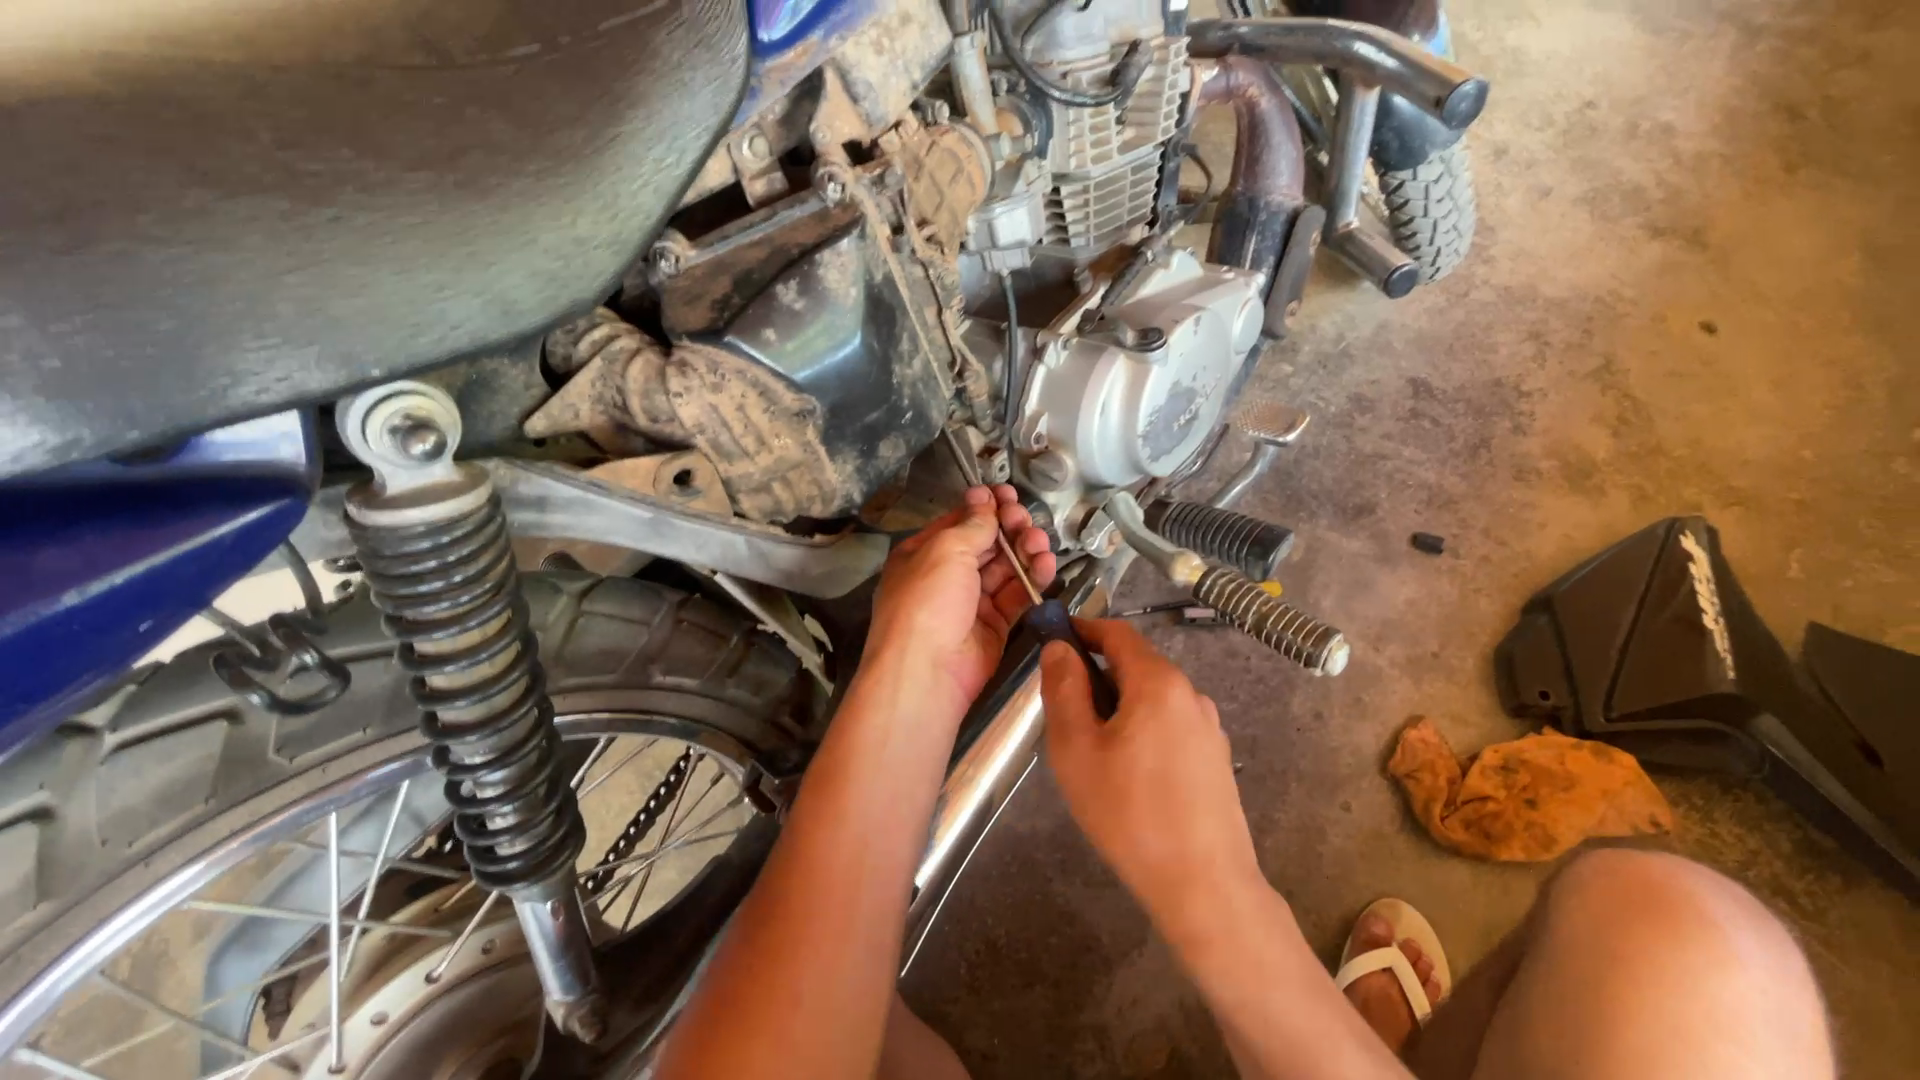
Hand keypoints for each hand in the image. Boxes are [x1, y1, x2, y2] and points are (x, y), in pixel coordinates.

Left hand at [865, 485, 1056, 715]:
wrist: (926, 671)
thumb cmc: (926, 601)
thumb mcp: (945, 551)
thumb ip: (973, 525)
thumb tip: (984, 499)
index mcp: (923, 553)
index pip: (958, 522)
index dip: (983, 507)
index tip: (1006, 494)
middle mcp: (946, 575)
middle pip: (985, 543)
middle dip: (1007, 527)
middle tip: (1023, 518)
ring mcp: (971, 601)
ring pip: (1005, 568)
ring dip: (1024, 551)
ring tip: (1039, 541)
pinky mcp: (995, 625)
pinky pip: (1016, 595)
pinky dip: (1032, 579)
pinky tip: (1045, 564)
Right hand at [1041, 620, 1264, 930]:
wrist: (1203, 884)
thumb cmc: (1129, 812)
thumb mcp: (1076, 749)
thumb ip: (1064, 690)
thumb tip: (1059, 649)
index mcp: (1158, 682)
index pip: (1117, 633)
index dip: (1083, 630)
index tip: (1054, 639)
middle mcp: (1191, 695)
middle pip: (1136, 666)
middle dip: (1097, 676)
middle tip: (1062, 711)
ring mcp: (1209, 729)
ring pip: (1152, 700)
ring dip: (1118, 707)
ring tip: (1091, 752)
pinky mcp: (1215, 760)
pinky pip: (1169, 727)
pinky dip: (1141, 731)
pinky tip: (1127, 776)